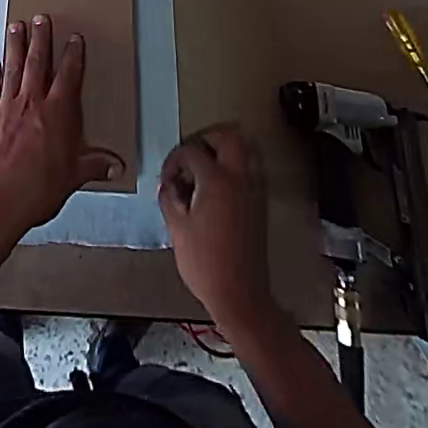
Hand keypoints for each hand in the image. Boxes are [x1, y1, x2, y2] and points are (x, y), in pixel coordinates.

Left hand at [0, 15, 124, 238]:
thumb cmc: (37, 188)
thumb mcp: (73, 176)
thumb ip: (95, 166)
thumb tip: (116, 167)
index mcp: (57, 113)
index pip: (69, 75)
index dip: (73, 55)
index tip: (74, 38)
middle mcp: (32, 104)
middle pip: (38, 63)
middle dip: (40, 39)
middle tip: (40, 18)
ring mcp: (7, 109)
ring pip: (13, 69)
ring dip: (15, 46)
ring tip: (15, 26)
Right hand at [160, 124, 275, 328]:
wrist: (238, 292)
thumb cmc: (205, 263)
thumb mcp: (177, 229)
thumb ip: (169, 199)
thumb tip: (168, 186)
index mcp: (216, 180)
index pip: (192, 150)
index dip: (174, 160)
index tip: (167, 176)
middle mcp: (239, 177)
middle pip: (229, 136)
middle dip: (207, 138)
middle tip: (190, 155)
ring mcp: (254, 188)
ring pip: (245, 149)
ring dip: (224, 149)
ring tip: (203, 168)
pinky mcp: (260, 201)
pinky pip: (250, 168)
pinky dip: (234, 166)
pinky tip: (217, 187)